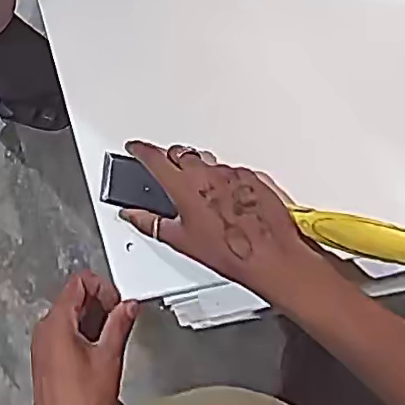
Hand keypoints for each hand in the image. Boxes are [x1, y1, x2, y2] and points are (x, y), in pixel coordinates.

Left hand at [29, 270, 137, 404]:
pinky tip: (99, 352)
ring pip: (70, 316)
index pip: (78, 282)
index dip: (101, 287)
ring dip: (93, 320)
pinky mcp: (47, 360)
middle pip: (73, 297)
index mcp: (55, 323)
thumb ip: (119, 325)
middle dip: (99, 303)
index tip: (117, 302)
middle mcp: (45, 330)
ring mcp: (43, 346)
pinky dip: (83, 334)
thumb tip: (127, 307)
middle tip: (119, 317)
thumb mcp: (108, 359)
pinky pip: (65, 334)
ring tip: (111, 337)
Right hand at [118, 142, 332, 305]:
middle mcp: (206, 172)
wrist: (273, 256)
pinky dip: (224, 180)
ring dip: (199, 170)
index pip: (154, 157)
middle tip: (168, 174)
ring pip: (206, 161)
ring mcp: (230, 172)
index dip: (140, 149)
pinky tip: (227, 200)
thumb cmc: (230, 252)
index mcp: (184, 185)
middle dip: (170, 159)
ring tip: (201, 193)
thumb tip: (131, 215)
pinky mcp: (251, 175)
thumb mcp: (181, 241)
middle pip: (180, 153)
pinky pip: (231, 170)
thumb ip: (150, 222)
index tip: (135, 147)